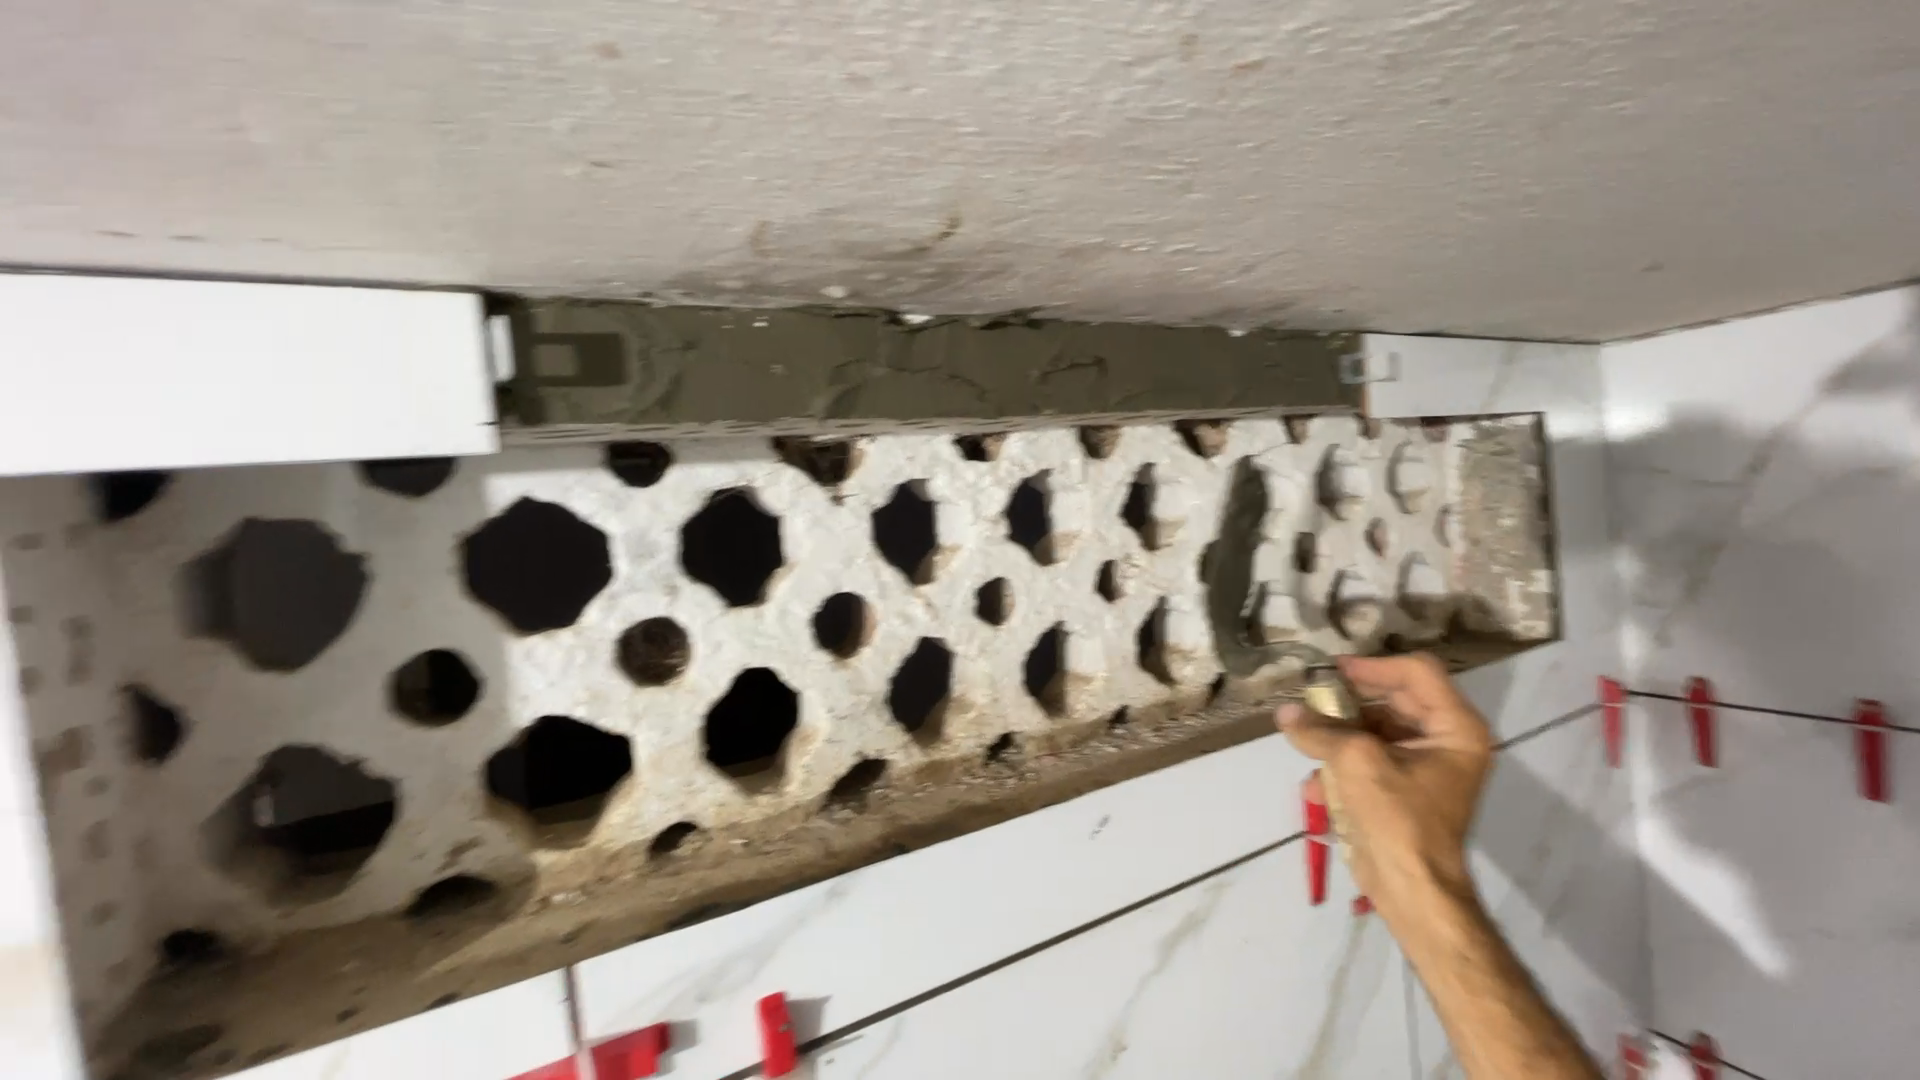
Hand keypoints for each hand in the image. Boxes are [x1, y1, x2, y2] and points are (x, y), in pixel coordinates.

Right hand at [1275, 653, 1493, 916]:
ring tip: (1307, 743)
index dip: (1371, 666)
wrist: (1411, 889)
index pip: (1415, 671)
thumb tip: (1284, 712)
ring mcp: (1423, 764)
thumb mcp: (1354, 761)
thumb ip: (1319, 729)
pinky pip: (1366, 758)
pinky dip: (1340, 766)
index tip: (1330, 672)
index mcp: (1455, 727)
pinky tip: (1318, 787)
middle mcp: (1445, 740)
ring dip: (1337, 736)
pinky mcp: (1400, 786)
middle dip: (1346, 703)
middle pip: (1390, 698)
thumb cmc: (1397, 818)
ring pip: (1372, 728)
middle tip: (1310, 701)